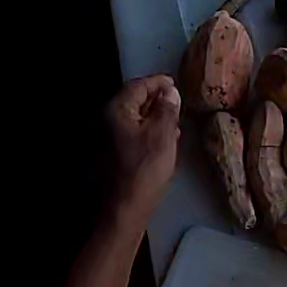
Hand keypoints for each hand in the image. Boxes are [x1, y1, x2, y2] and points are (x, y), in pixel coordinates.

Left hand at [105, 75, 180, 222]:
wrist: (128, 203)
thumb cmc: (146, 167)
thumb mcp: (163, 134)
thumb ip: (168, 109)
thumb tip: (171, 92)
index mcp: (118, 110)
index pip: (138, 85)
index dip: (158, 82)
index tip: (174, 82)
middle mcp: (110, 119)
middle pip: (135, 99)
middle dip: (157, 98)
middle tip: (177, 100)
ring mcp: (112, 135)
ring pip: (136, 116)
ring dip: (156, 114)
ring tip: (175, 118)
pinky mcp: (118, 150)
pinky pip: (136, 130)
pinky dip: (151, 128)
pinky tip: (166, 136)